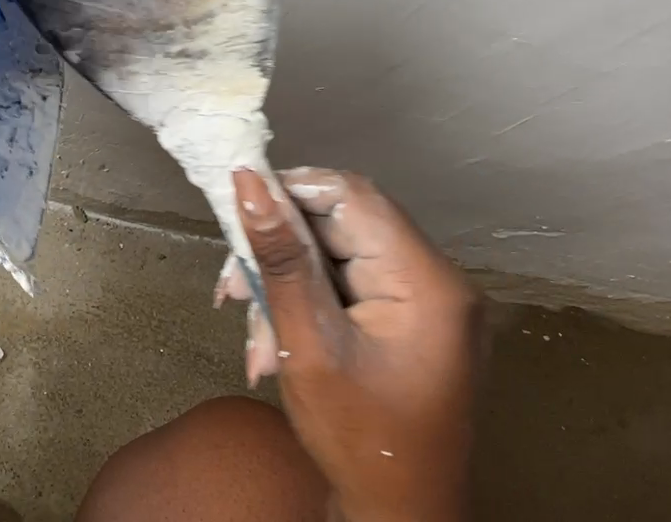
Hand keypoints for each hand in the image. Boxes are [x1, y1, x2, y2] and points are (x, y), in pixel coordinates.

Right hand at [223, 167, 480, 521]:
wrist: (398, 514)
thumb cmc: (356, 436)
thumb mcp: (308, 342)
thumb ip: (281, 257)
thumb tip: (248, 181)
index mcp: (426, 281)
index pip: (349, 195)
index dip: (288, 193)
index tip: (237, 216)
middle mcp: (437, 279)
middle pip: (341, 223)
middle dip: (280, 249)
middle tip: (234, 288)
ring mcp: (426, 301)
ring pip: (335, 253)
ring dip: (285, 280)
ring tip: (251, 326)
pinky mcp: (410, 318)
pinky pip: (346, 281)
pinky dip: (305, 299)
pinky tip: (274, 337)